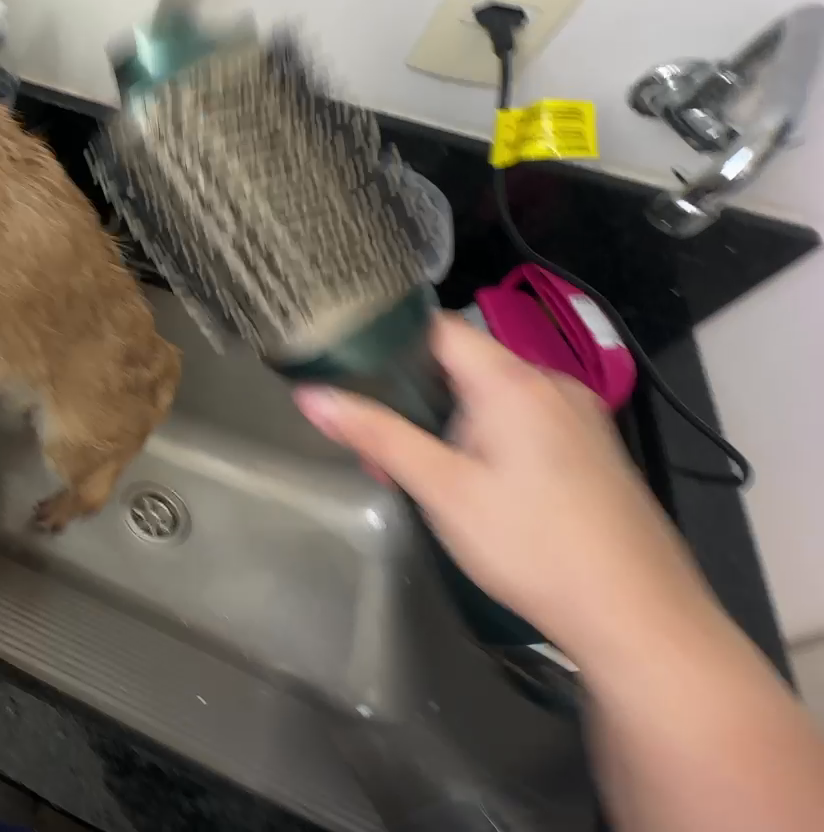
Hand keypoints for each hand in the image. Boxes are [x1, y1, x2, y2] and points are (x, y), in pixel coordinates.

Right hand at [293, 315, 715, 663]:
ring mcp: (575, 418)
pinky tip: (457, 479)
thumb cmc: (533, 546)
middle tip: (363, 432)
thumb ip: (375, 435)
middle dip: (404, 391)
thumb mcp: (440, 488)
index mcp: (514, 383)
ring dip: (436, 418)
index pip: (436, 327)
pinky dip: (473, 435)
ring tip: (402, 463)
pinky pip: (512, 420)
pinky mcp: (586, 450)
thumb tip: (308, 394)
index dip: (383, 337)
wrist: (642, 623)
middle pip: (457, 362)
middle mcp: (550, 386)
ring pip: (483, 395)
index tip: (336, 359)